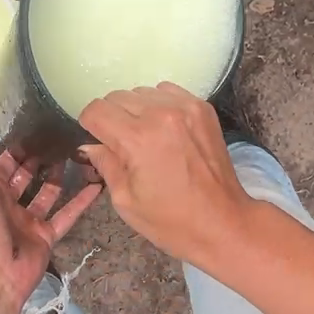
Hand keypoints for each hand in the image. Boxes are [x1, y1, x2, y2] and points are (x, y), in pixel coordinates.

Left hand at [0, 121, 103, 302]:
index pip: (5, 163)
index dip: (18, 146)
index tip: (36, 125)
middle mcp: (10, 204)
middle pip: (27, 176)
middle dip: (41, 157)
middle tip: (61, 134)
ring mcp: (29, 221)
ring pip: (48, 193)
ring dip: (60, 175)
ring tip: (78, 151)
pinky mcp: (47, 236)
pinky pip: (67, 214)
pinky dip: (81, 201)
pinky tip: (96, 184)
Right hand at [77, 84, 255, 263]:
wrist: (223, 222)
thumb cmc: (171, 221)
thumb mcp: (126, 201)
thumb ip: (105, 164)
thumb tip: (89, 145)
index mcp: (138, 139)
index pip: (97, 110)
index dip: (90, 125)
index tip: (96, 139)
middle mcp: (161, 113)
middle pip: (117, 97)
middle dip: (112, 117)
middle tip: (121, 144)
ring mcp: (185, 106)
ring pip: (142, 91)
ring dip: (137, 109)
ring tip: (146, 136)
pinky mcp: (202, 106)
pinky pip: (168, 91)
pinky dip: (160, 104)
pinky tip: (166, 128)